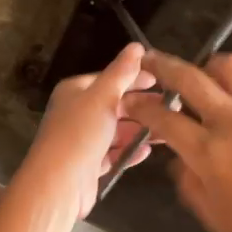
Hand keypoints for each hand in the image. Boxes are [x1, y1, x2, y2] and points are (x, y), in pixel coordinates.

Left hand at [10, 43, 156, 220]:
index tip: (163, 80)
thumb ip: (120, 73)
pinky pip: (113, 153)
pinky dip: (129, 151)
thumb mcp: (102, 97)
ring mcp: (81, 140)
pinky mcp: (88, 165)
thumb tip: (136, 47)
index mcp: (75, 91)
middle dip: (142, 106)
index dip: (135, 77)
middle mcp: (76, 112)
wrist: (58, 184)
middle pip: (114, 105)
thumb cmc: (79, 133)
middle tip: (173, 107)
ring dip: (140, 129)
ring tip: (168, 130)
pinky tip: (147, 150)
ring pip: (116, 130)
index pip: (110, 78)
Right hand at [123, 51, 231, 231]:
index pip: (163, 118)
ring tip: (199, 75)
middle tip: (146, 60)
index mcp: (210, 153)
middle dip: (160, 65)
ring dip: (205, 66)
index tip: (128, 101)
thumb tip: (179, 160)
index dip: (140, 106)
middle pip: (188, 78)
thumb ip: (189, 185)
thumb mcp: (217, 219)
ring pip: (226, 65)